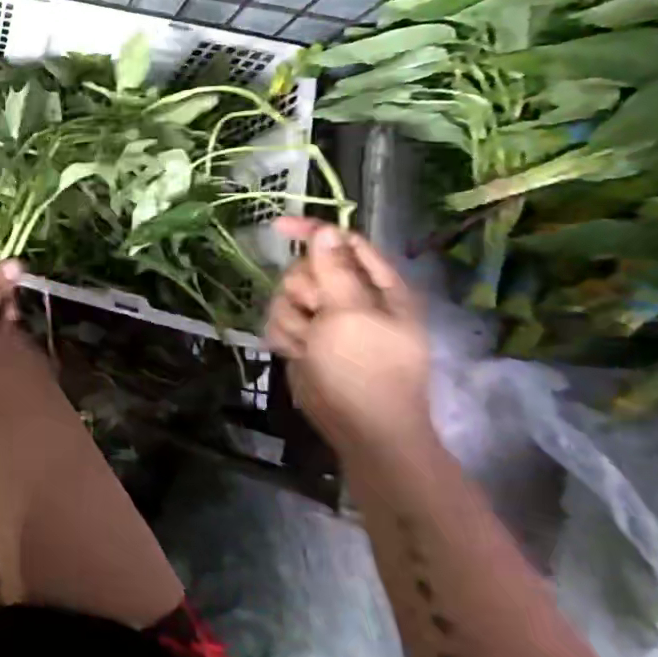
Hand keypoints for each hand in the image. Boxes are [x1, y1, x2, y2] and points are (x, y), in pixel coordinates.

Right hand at [266, 217, 431, 462]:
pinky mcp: (306, 339)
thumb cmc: (366, 368)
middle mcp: (352, 299)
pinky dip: (284, 336)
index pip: (344, 243)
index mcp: (379, 288)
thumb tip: (325, 230)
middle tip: (315, 313)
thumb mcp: (351, 313)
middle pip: (307, 269)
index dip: (313, 232)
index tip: (278, 228)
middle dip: (301, 291)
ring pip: (286, 296)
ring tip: (308, 344)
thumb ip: (334, 268)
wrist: (361, 428)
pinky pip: (279, 320)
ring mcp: (328, 321)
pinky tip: (297, 353)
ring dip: (291, 319)